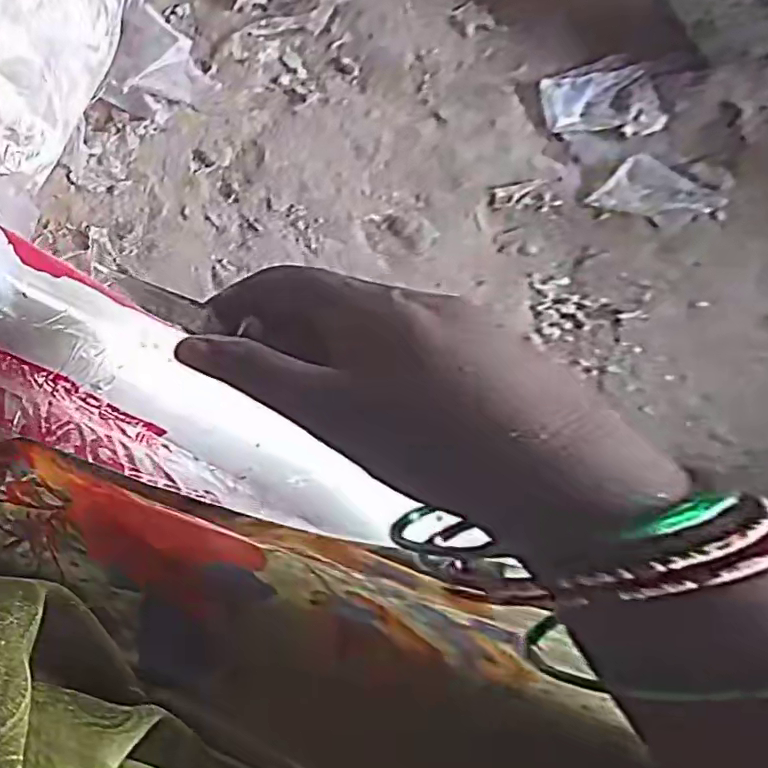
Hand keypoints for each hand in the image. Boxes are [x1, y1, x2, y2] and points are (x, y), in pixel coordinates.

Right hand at [174, 266, 688, 570]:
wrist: (580, 488)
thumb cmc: (426, 442)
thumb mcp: (321, 409)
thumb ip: (249, 370)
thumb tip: (187, 344)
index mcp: (366, 306)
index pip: (279, 280)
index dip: (233, 301)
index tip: (209, 339)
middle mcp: (413, 300)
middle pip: (322, 298)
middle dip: (275, 329)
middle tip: (261, 378)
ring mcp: (462, 322)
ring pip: (364, 321)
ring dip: (321, 346)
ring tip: (319, 399)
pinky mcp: (496, 351)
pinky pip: (406, 340)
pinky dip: (367, 359)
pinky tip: (383, 406)